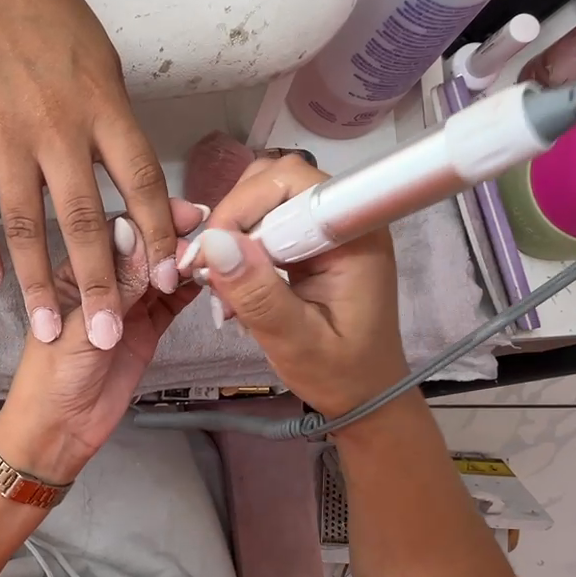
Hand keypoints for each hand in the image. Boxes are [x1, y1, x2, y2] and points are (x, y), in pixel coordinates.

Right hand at [0, 0, 176, 351]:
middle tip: (107, 335)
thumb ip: (118, 129)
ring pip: (25, 225)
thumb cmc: (50, 19)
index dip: (154, 235)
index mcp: (102, 107)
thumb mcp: (104, 65)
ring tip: (47, 328)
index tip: (166, 279)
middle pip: (84, 220)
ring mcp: (6, 139)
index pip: (138, 183)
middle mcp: (57, 129)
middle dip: (99, 284)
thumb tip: (140, 191)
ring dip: (36, 283)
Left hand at [0, 199, 205, 482]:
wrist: (57, 432)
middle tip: (206, 229)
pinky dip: (191, 289)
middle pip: (143, 248)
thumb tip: (142, 235)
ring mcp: (127, 307)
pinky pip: (172, 302)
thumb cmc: (51, 380)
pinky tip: (211, 277)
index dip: (147, 220)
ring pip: (161, 272)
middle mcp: (103, 284)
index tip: (181, 215)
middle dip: (173, 235)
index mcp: (75, 275)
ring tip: (214, 252)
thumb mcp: (83, 330)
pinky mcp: (146, 331)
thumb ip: (115, 288)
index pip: (115, 234)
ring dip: (186, 260)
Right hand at [185, 156, 408, 419]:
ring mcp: (327, 229)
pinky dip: (239, 250)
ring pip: (265, 200)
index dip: (243, 207)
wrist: (364, 395)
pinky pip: (266, 224)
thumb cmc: (337, 374)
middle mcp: (344, 219)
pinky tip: (234, 286)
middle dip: (233, 221)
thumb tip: (215, 243)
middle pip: (274, 182)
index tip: (212, 256)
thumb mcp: (294, 342)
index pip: (290, 181)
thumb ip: (258, 294)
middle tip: (211, 273)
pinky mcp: (312, 244)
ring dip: (232, 236)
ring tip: (222, 283)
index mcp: (352, 234)